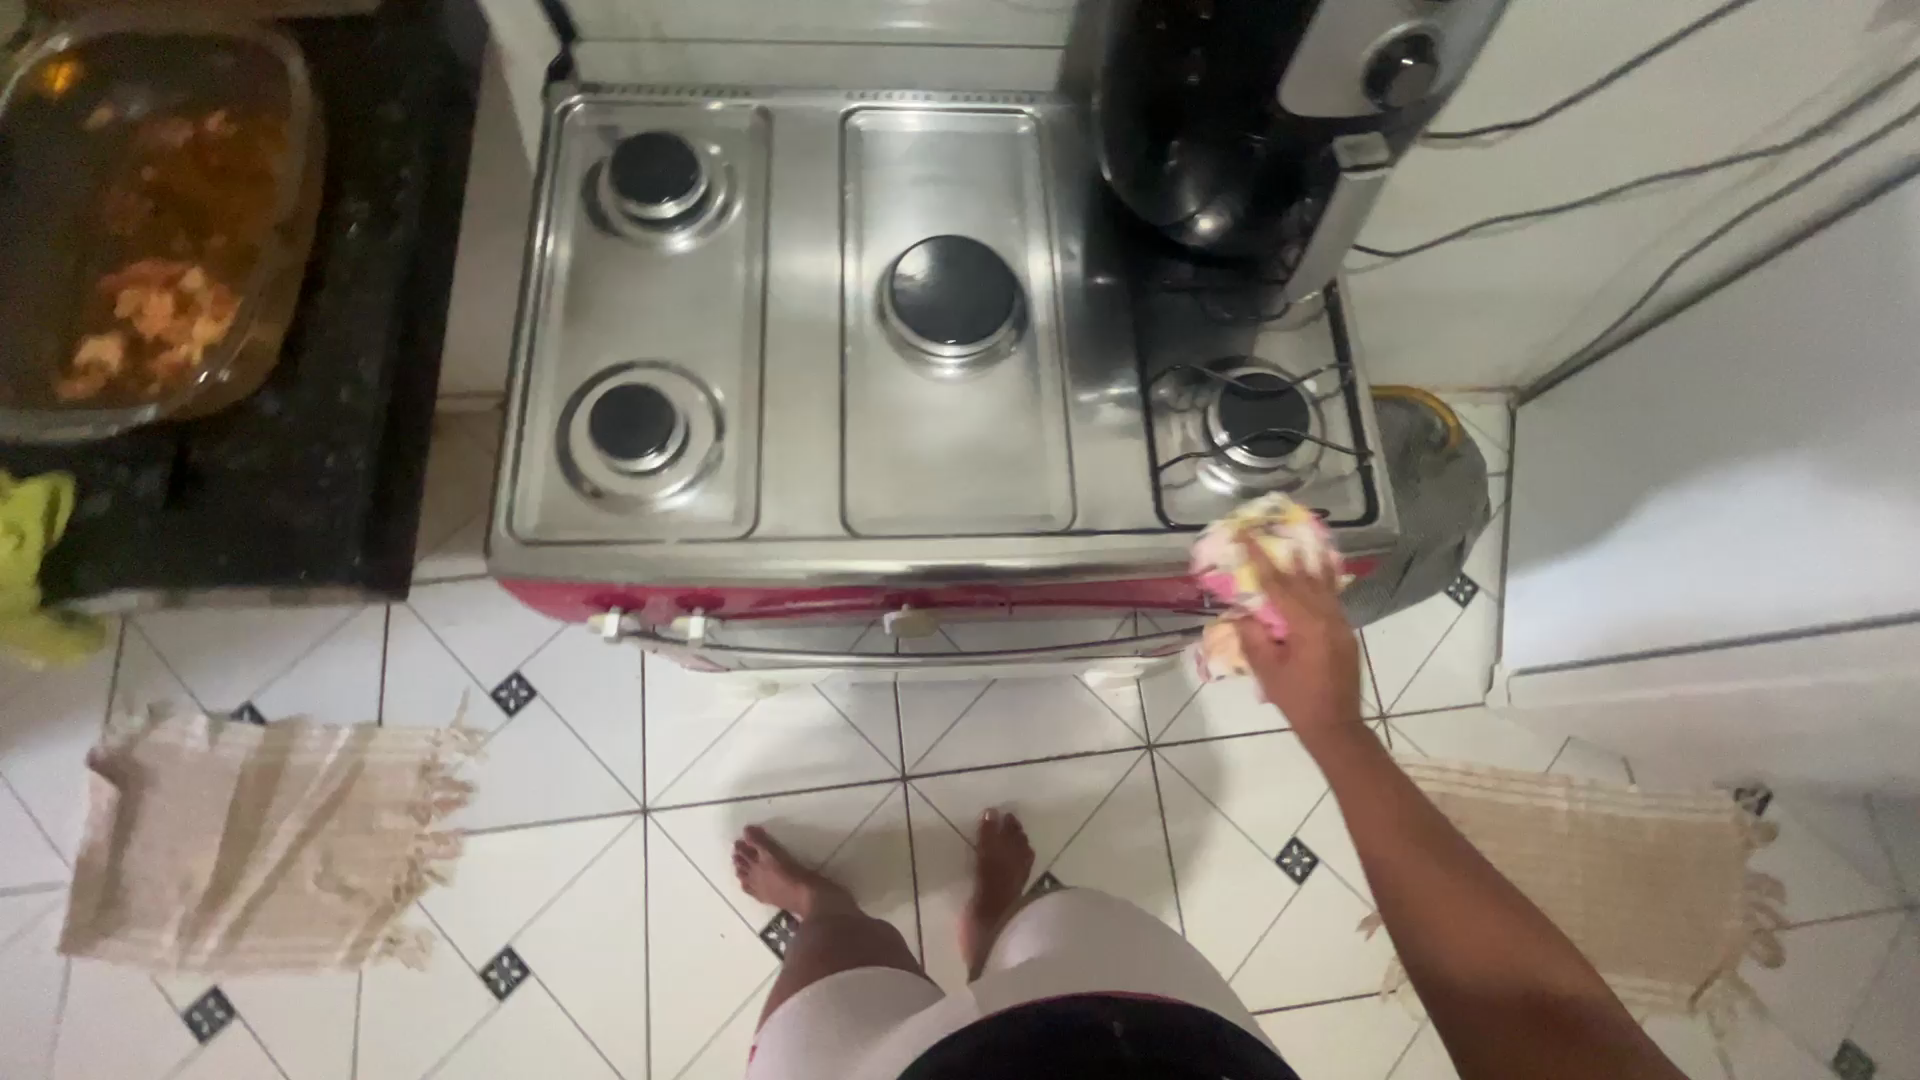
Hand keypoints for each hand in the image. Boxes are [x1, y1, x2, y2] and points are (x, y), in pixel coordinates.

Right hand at [1231, 535, 1362, 736]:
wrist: (1335, 726)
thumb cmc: (1297, 700)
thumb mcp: (1266, 670)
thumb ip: (1254, 637)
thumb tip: (1244, 614)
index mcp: (1306, 625)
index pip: (1277, 584)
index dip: (1259, 559)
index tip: (1247, 536)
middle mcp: (1327, 618)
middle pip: (1304, 578)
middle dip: (1286, 553)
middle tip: (1274, 528)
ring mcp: (1340, 625)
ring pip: (1324, 585)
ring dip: (1311, 561)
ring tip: (1307, 536)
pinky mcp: (1345, 633)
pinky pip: (1332, 598)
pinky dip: (1325, 580)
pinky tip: (1322, 570)